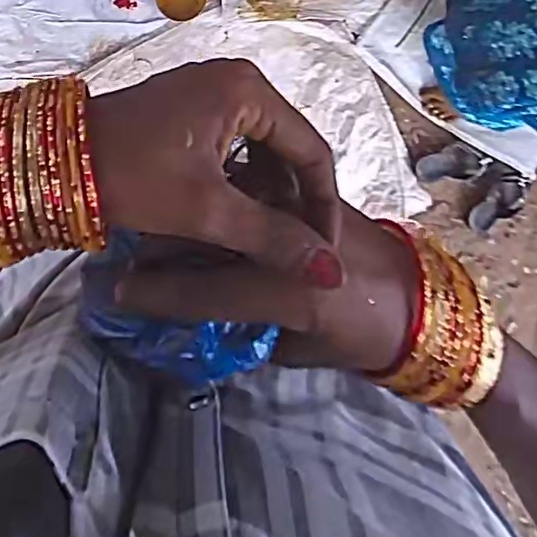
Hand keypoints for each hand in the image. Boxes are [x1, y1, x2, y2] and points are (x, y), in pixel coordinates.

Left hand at [85, 59, 346, 287]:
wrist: (57, 159)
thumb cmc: (132, 175)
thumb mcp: (206, 210)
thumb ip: (272, 238)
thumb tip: (331, 272)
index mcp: (247, 89)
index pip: (311, 149)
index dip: (323, 205)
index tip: (324, 253)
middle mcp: (236, 77)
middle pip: (290, 144)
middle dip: (296, 197)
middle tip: (298, 248)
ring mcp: (212, 86)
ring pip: (263, 145)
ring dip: (270, 189)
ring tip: (272, 235)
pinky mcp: (192, 102)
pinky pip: (237, 140)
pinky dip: (244, 175)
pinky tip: (241, 209)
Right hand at [115, 201, 416, 372]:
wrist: (416, 293)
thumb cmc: (363, 333)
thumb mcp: (303, 350)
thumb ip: (254, 332)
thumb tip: (213, 316)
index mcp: (292, 292)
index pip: (208, 292)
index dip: (160, 295)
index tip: (120, 292)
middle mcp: (291, 242)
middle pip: (210, 237)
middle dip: (162, 243)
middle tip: (126, 251)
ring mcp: (298, 207)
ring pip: (227, 202)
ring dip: (189, 212)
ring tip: (155, 222)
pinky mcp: (305, 191)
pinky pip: (252, 185)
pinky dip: (223, 193)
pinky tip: (200, 199)